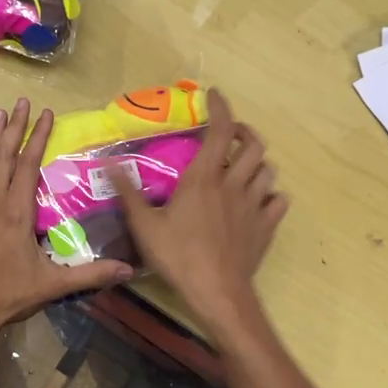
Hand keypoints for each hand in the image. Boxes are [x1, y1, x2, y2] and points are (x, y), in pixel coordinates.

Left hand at [0, 100, 133, 343]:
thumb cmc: (8, 295)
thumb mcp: (53, 285)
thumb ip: (91, 274)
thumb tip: (129, 269)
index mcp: (15, 213)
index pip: (27, 165)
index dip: (37, 138)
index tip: (45, 114)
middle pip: (2, 156)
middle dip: (12, 127)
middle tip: (19, 102)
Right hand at [110, 90, 287, 335]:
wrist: (217, 292)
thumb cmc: (178, 256)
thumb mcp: (144, 225)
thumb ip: (128, 192)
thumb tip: (109, 164)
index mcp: (204, 178)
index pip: (220, 130)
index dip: (221, 108)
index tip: (215, 95)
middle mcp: (234, 184)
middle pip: (254, 145)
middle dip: (245, 133)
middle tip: (230, 135)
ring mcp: (254, 205)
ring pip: (268, 171)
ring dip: (257, 163)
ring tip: (243, 167)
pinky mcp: (266, 226)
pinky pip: (278, 201)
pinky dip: (271, 195)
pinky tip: (260, 201)